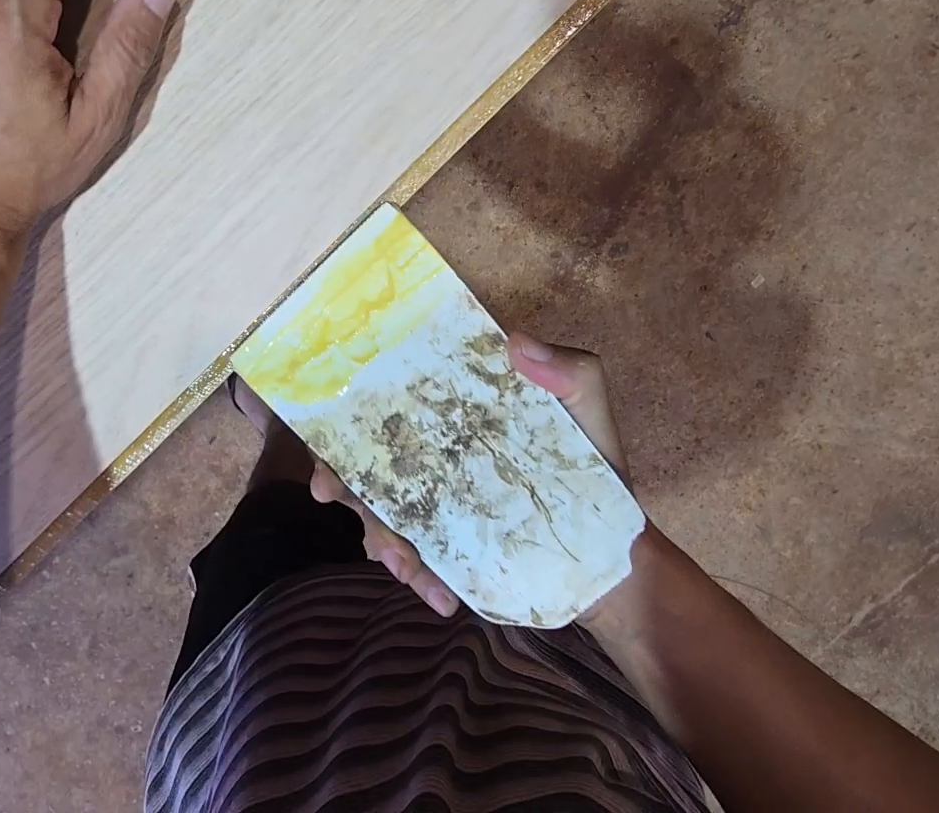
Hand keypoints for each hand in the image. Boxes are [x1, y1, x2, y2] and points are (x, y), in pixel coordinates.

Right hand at [309, 329, 636, 616]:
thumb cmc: (592, 469)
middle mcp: (431, 454)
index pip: (387, 401)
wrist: (610, 555)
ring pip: (380, 516)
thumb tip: (518, 341)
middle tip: (331, 494)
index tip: (329, 441)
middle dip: (340, 480)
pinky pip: (415, 562)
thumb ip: (571, 374)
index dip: (345, 415)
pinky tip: (443, 596)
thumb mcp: (588, 412)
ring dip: (382, 539)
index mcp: (451, 412)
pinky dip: (420, 578)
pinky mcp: (444, 549)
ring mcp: (434, 504)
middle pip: (365, 460)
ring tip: (409, 567)